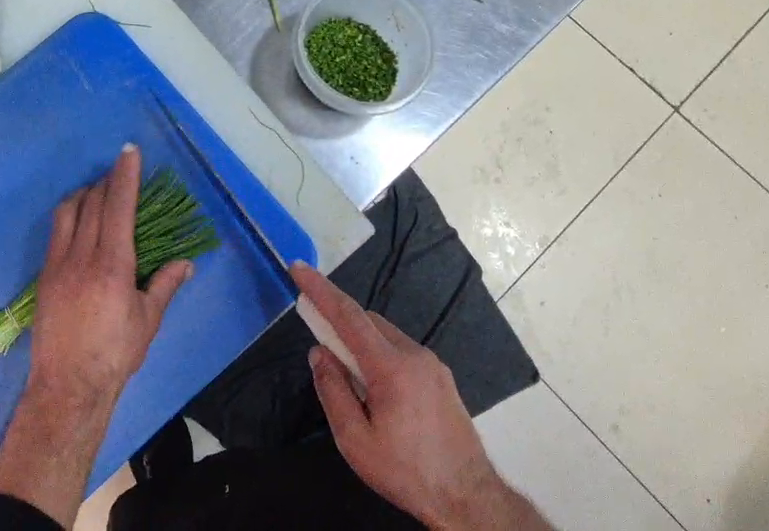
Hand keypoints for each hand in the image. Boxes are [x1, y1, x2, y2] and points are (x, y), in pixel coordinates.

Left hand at [0, 145, 193, 527]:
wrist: (67, 386)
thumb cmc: (115, 355)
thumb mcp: (148, 321)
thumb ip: (164, 285)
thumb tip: (186, 263)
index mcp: (113, 266)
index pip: (119, 207)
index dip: (125, 176)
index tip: (129, 152)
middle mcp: (82, 257)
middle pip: (93, 203)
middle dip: (108, 180)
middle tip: (120, 168)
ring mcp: (58, 265)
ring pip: (68, 213)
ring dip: (85, 194)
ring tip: (98, 191)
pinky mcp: (44, 277)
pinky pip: (56, 233)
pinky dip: (70, 216)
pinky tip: (80, 221)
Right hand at [293, 262, 550, 530]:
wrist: (469, 499)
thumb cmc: (407, 472)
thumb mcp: (356, 441)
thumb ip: (333, 391)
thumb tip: (320, 353)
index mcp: (391, 367)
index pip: (348, 316)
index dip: (320, 290)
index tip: (298, 268)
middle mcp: (414, 354)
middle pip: (368, 321)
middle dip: (339, 320)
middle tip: (318, 339)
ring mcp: (432, 364)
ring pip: (385, 335)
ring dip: (360, 341)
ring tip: (348, 378)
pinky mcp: (441, 377)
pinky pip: (401, 351)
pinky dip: (379, 354)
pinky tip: (375, 388)